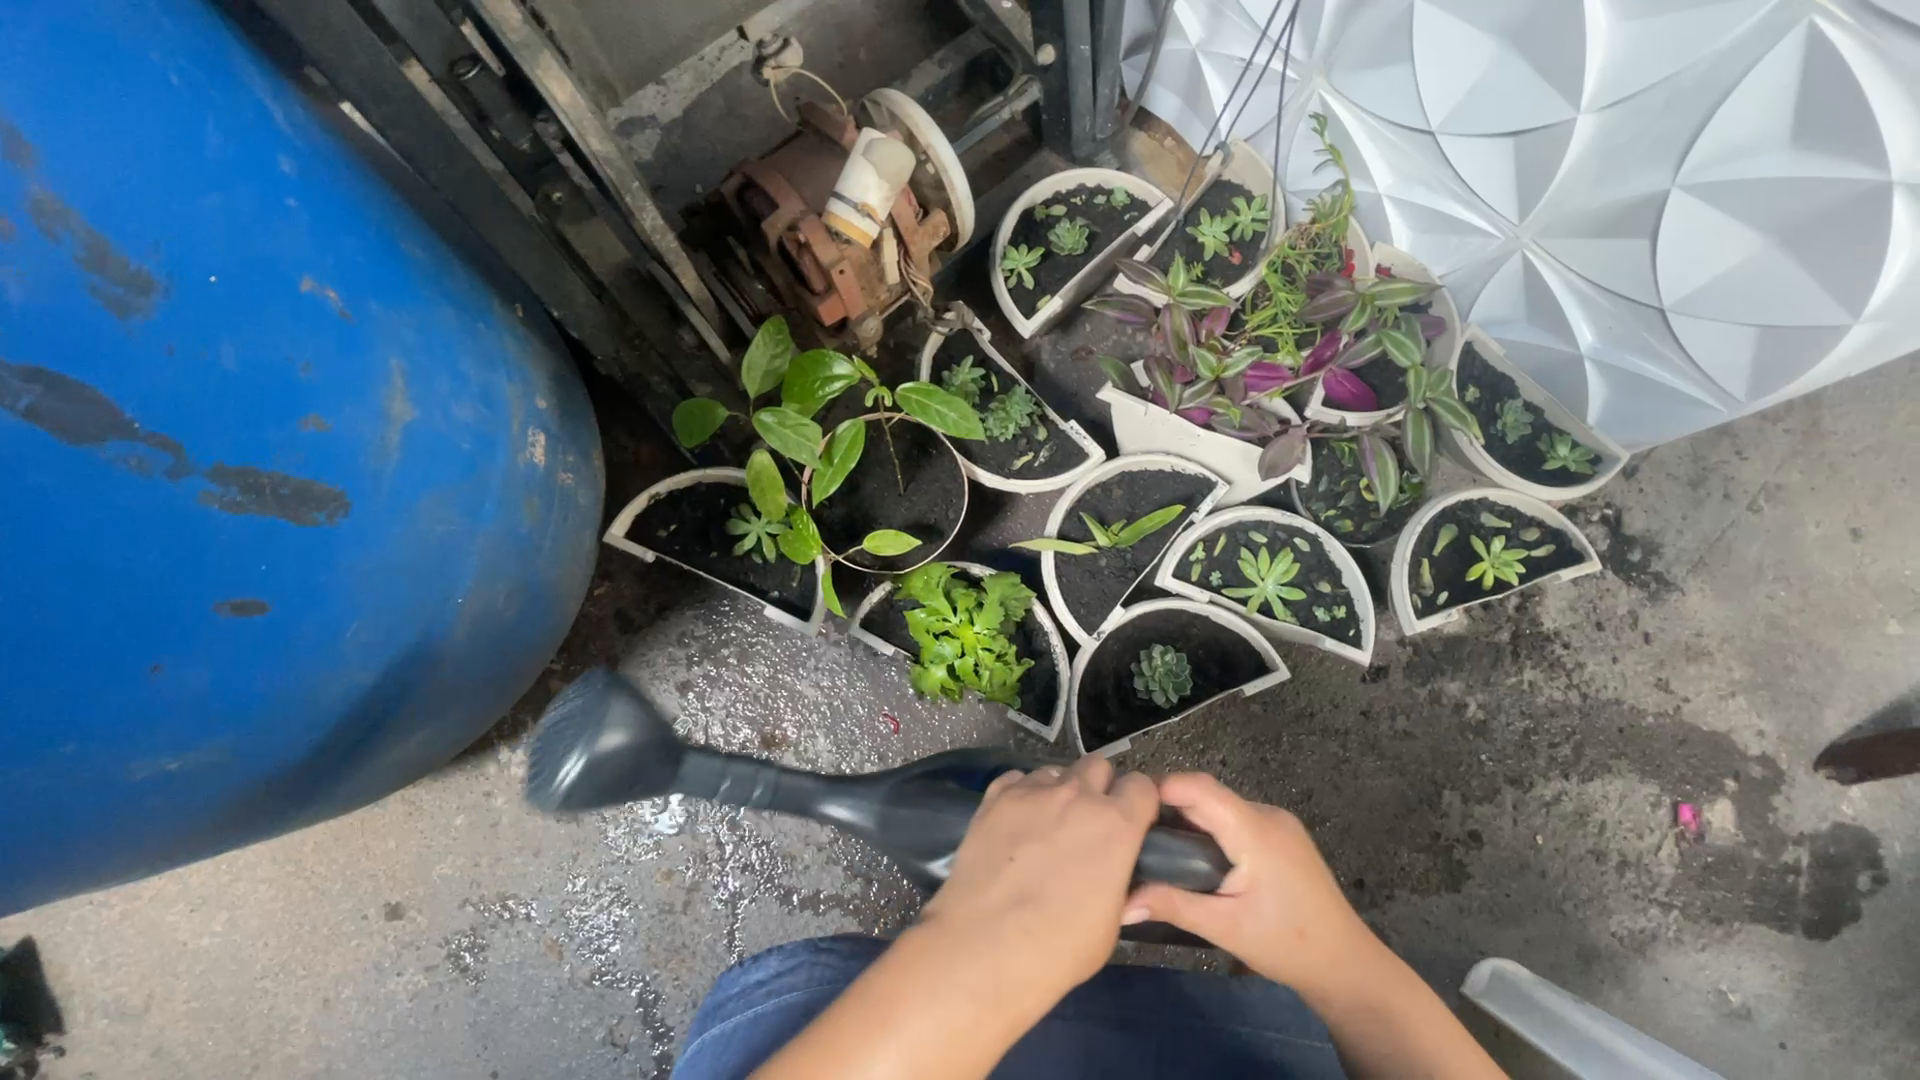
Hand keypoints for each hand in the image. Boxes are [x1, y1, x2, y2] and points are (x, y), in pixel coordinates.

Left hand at [917, 755, 1158, 1005]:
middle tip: (1090, 822)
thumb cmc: (1058, 948)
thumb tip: (1119, 878)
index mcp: (1116, 824)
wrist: (984, 946)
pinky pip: (1017, 779)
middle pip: (1098, 766)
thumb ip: (1120, 887)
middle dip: (1100, 787)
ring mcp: (1031, 792)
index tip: (1132, 822)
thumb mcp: (1110, 925)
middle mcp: (1076, 795)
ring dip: (1060, 791)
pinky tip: (1017, 822)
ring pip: (1056, 772)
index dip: (1139, 802)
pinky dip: (1023, 794)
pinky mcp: (994, 798)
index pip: (1142, 786)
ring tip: (1048, 824)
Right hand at [1126, 773, 1376, 995]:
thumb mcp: (1226, 927)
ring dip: (1187, 818)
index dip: (1160, 788)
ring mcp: (1277, 823)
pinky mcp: (1280, 834)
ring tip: (1153, 845)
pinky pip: (1234, 817)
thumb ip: (1172, 905)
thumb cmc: (1288, 945)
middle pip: (1207, 794)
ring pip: (1219, 805)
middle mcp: (1267, 815)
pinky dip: (1208, 828)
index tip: (1127, 807)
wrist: (1347, 965)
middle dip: (1167, 806)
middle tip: (1131, 832)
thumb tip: (1120, 903)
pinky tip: (1189, 855)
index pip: (1200, 788)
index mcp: (1255, 830)